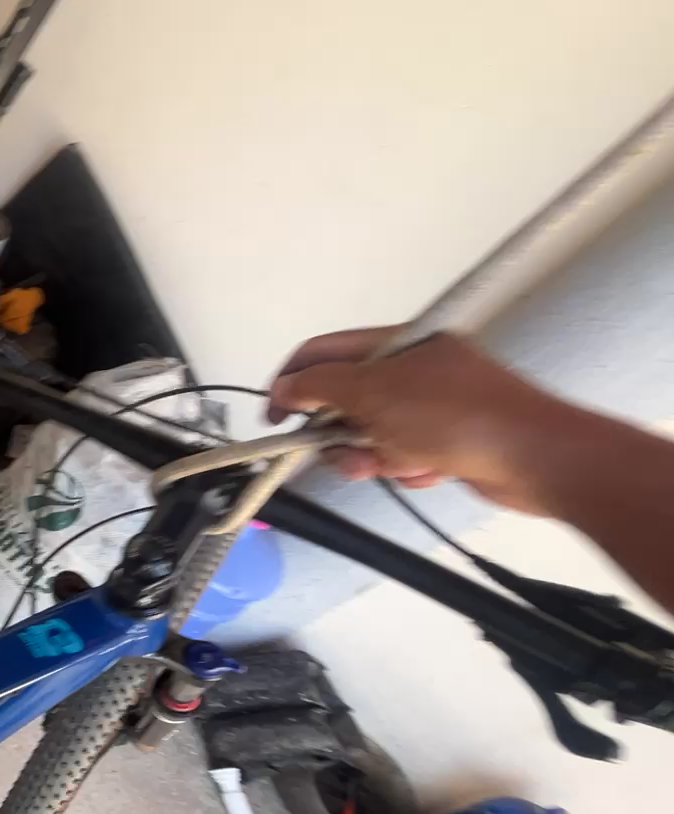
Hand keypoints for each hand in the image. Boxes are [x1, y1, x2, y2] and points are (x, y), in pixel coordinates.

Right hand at [266, 326, 569, 513]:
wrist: (540, 459)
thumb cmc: (453, 416)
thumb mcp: (369, 391)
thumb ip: (314, 385)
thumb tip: (283, 389)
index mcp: (397, 345)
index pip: (319, 353)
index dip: (287, 382)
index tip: (273, 417)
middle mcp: (411, 370)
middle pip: (338, 400)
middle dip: (334, 432)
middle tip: (341, 450)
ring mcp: (429, 405)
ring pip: (363, 432)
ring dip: (367, 454)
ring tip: (392, 464)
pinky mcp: (444, 437)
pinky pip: (396, 451)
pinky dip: (401, 465)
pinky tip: (426, 468)